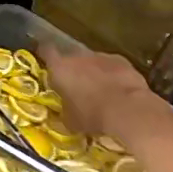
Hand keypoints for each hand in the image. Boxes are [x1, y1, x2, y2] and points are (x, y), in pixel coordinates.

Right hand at [40, 47, 155, 138]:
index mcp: (60, 68)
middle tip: (75, 86)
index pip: (46, 51)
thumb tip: (67, 112)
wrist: (127, 109)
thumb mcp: (70, 120)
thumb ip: (65, 110)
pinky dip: (112, 75)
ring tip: (99, 91)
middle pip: (71, 57)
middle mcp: (78, 56)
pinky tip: (118, 90)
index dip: (45, 53)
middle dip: (72, 69)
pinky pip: (112, 67)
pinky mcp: (122, 61)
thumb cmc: (91, 115)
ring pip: (93, 61)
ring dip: (93, 72)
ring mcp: (101, 56)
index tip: (45, 58)